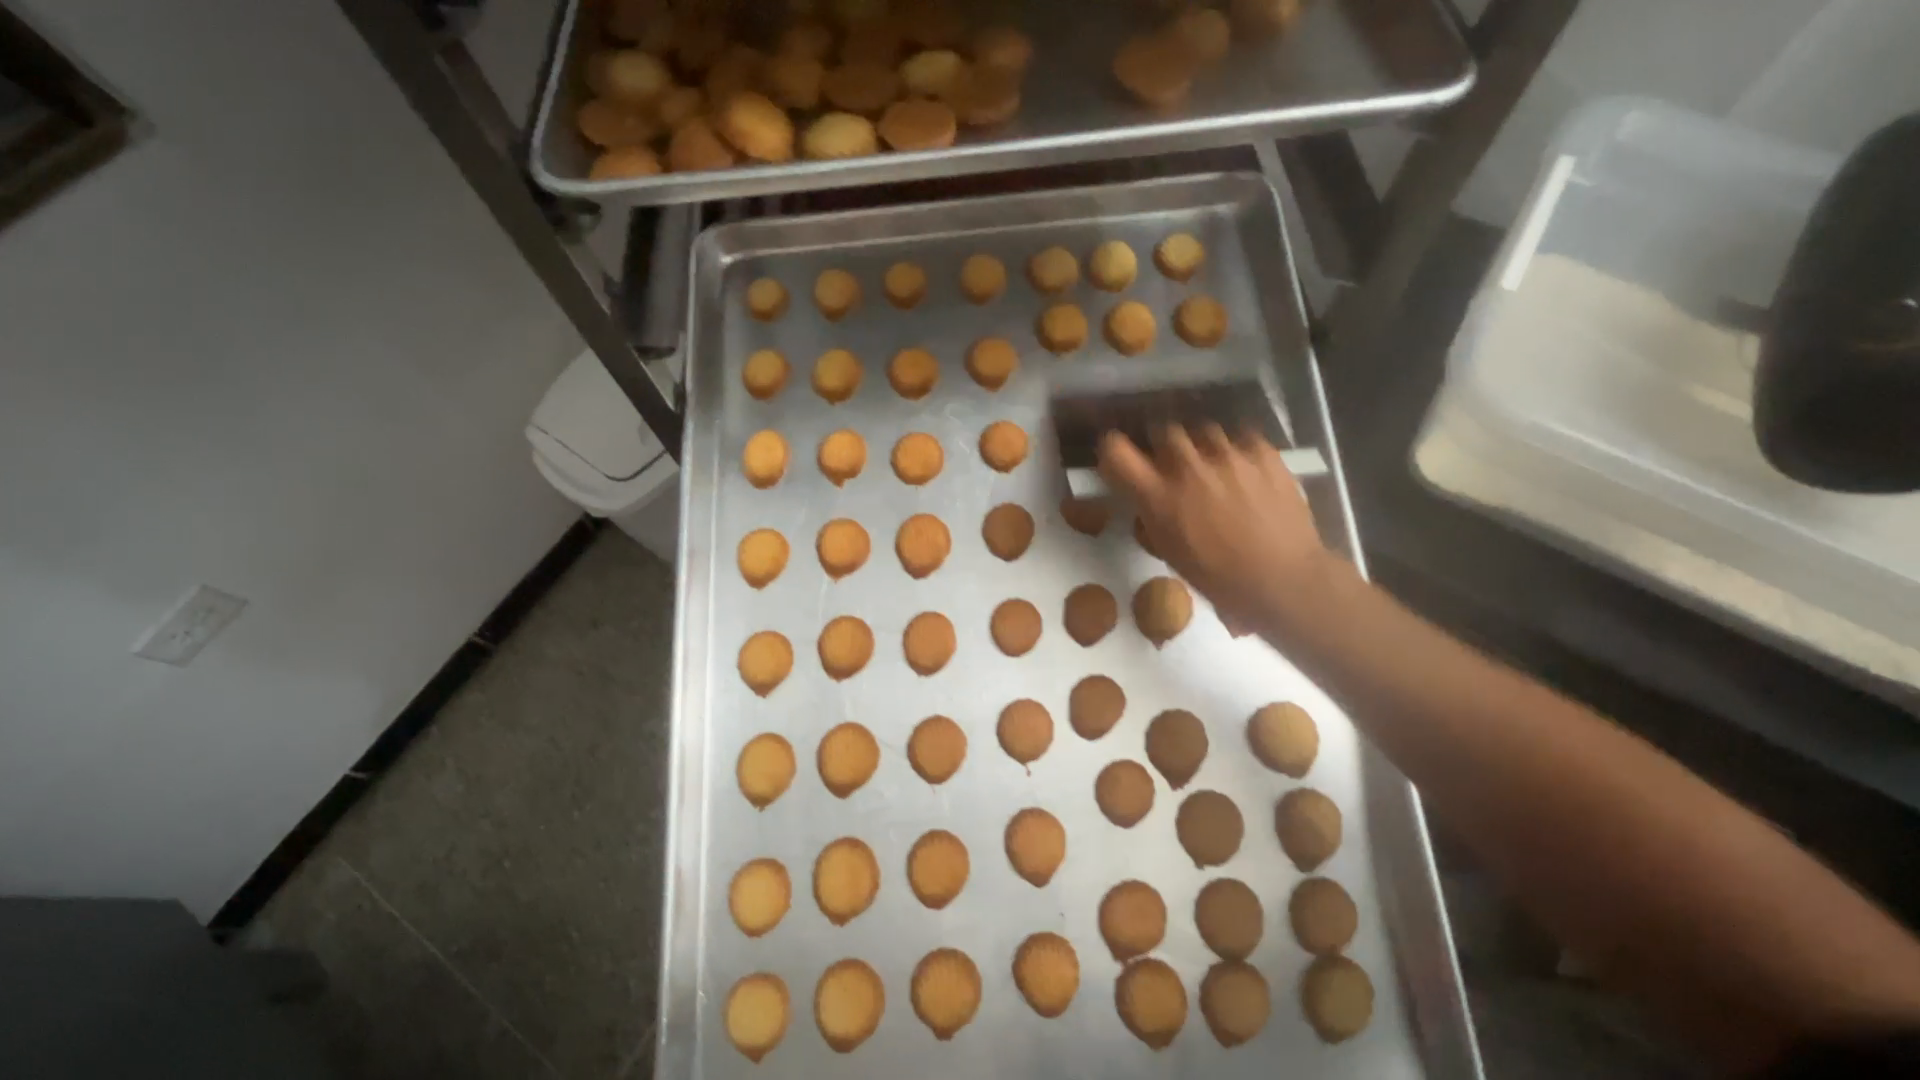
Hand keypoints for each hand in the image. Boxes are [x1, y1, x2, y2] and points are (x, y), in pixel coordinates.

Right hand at [1098, 426, 1345, 639]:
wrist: (1285, 578)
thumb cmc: (1222, 580)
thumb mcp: (1172, 554)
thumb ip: (1152, 519)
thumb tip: (1148, 503)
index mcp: (1159, 497)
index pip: (1115, 451)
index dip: (1113, 451)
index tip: (1121, 460)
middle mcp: (1189, 467)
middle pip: (1163, 431)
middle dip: (1163, 447)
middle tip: (1173, 467)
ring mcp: (1228, 455)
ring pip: (1202, 430)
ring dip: (1200, 446)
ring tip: (1212, 466)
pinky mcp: (1262, 451)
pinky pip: (1239, 436)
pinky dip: (1235, 448)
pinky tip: (1243, 469)